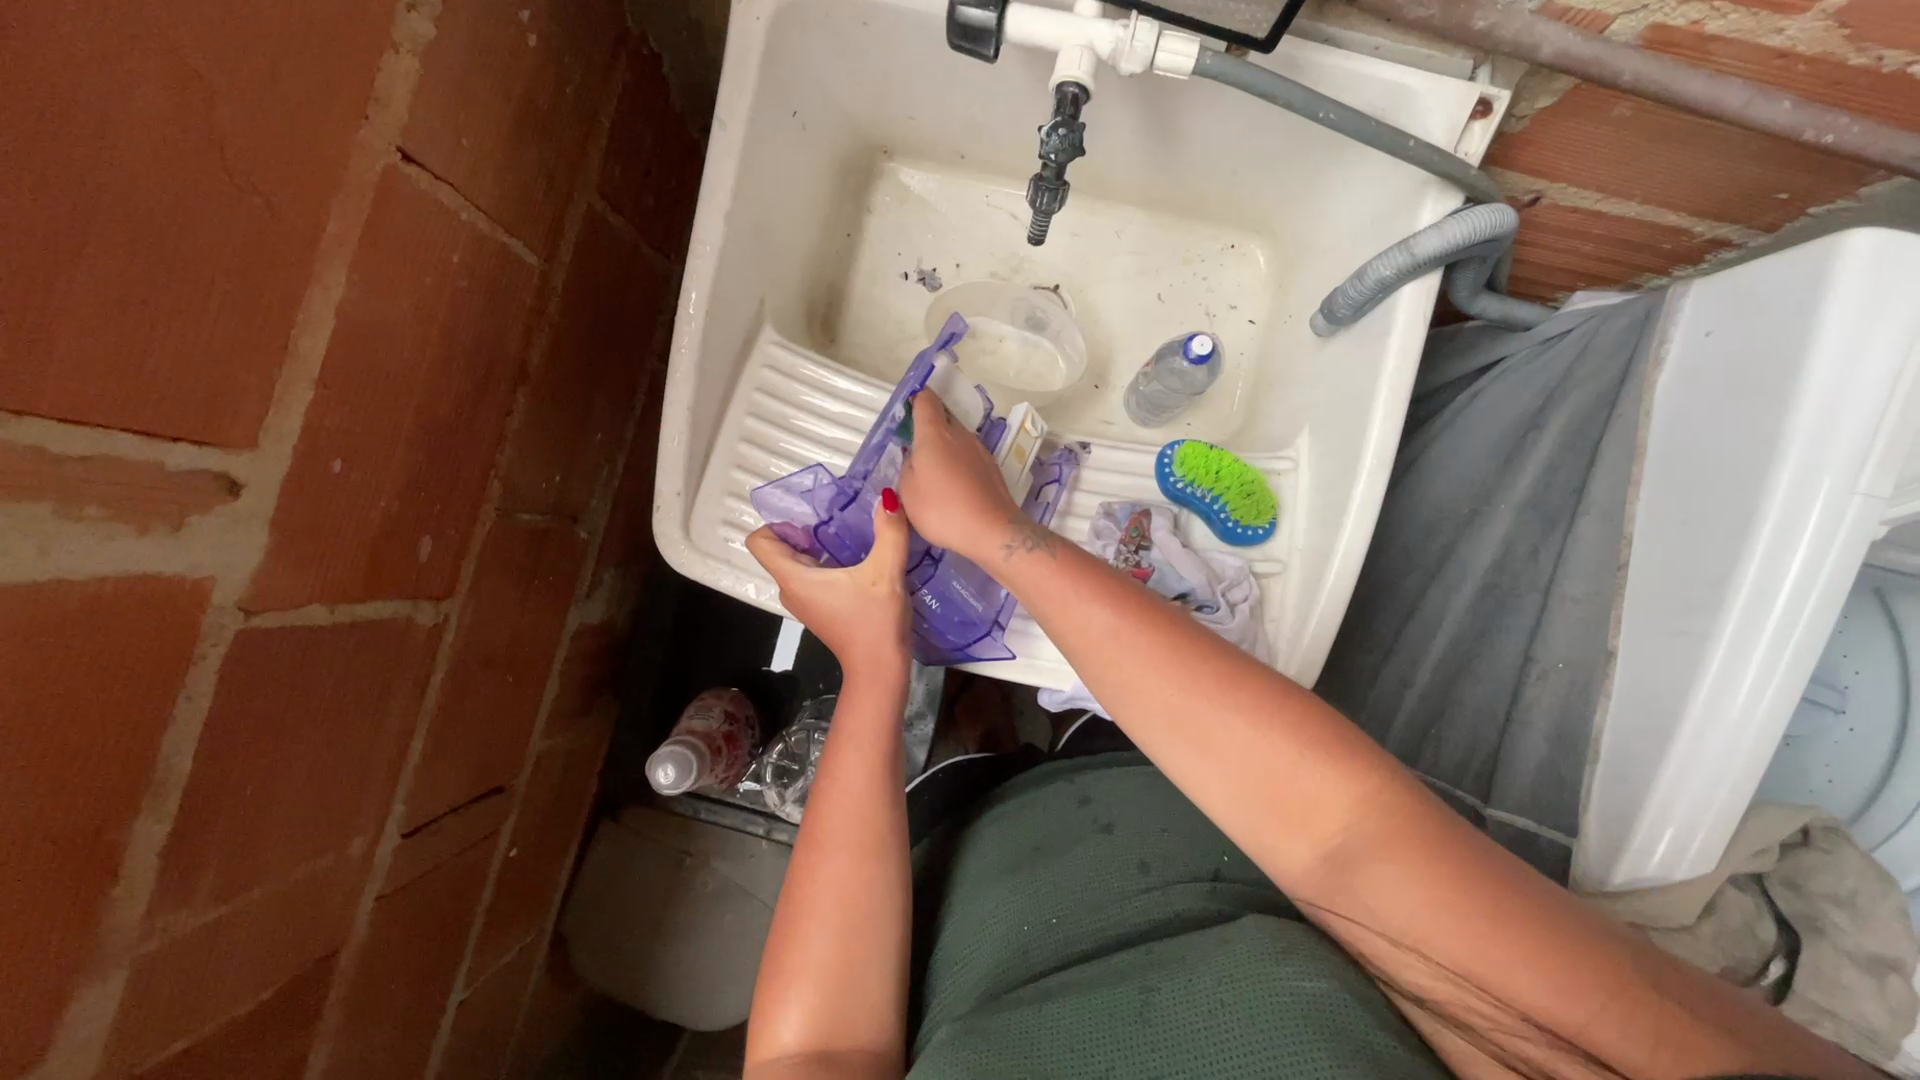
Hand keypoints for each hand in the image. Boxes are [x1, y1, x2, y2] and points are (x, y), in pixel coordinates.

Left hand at [745, 492, 911, 680]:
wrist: (879, 668)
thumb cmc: (875, 621)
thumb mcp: (886, 573)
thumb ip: (890, 532)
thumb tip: (889, 496)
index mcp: (794, 578)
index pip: (758, 541)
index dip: (778, 524)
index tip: (811, 522)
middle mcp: (790, 589)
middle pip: (778, 549)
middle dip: (802, 530)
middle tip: (836, 522)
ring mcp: (803, 601)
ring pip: (795, 562)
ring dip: (815, 547)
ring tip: (848, 538)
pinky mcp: (818, 608)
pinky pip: (809, 576)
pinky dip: (824, 563)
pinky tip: (854, 562)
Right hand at [896, 390, 1021, 561]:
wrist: (992, 531)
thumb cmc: (942, 509)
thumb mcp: (907, 492)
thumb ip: (907, 467)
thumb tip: (914, 456)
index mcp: (935, 433)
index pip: (926, 400)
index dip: (915, 400)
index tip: (906, 411)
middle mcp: (960, 434)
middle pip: (942, 420)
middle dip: (928, 430)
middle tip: (914, 453)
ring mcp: (980, 450)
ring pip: (956, 440)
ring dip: (944, 450)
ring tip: (933, 476)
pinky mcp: (992, 468)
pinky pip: (968, 458)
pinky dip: (958, 466)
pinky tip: (953, 489)